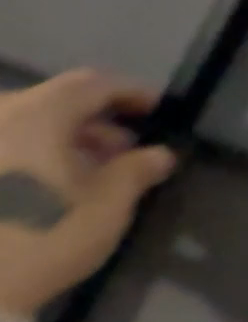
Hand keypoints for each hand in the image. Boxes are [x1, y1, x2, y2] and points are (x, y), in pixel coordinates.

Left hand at [0, 70, 177, 316]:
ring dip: (57, 141)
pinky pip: (1, 148)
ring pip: (18, 126)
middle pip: (49, 103)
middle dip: (91, 123)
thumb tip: (157, 154)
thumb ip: (135, 170)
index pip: (91, 85)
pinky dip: (26, 157)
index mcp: (32, 118)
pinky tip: (43, 186)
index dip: (130, 93)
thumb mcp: (106, 205)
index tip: (156, 111)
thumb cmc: (42, 235)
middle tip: (122, 152)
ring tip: (83, 173)